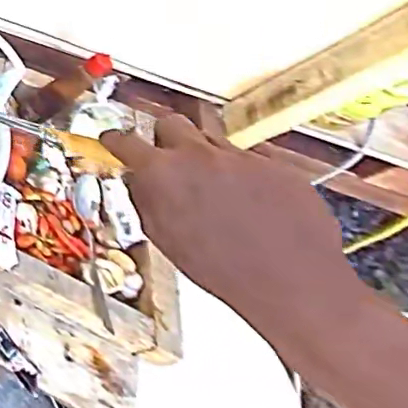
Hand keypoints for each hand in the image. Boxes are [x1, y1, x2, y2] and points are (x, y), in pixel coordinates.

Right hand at [102, 110, 366, 354]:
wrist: (294, 284)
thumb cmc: (224, 269)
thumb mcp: (163, 236)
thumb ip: (144, 199)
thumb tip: (137, 181)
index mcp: (161, 171)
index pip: (124, 140)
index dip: (114, 140)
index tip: (114, 141)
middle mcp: (197, 154)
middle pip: (170, 122)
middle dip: (165, 137)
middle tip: (169, 158)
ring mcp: (240, 157)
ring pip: (212, 138)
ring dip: (206, 155)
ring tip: (215, 184)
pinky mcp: (276, 166)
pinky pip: (252, 157)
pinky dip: (245, 171)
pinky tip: (250, 198)